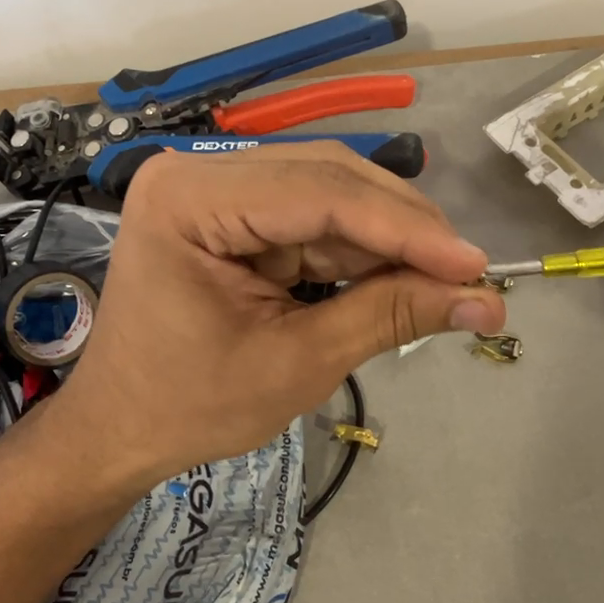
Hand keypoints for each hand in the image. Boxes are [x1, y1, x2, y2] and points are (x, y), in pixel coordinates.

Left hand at [55, 142, 506, 487]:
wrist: (119, 429)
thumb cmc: (189, 407)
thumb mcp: (294, 364)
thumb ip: (387, 316)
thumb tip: (483, 299)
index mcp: (189, 199)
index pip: (320, 193)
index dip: (406, 229)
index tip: (475, 265)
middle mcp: (197, 173)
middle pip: (326, 179)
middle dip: (402, 229)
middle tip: (468, 274)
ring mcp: (210, 190)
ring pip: (326, 195)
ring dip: (387, 238)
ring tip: (446, 279)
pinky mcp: (228, 213)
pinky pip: (307, 219)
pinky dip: (356, 249)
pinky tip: (400, 275)